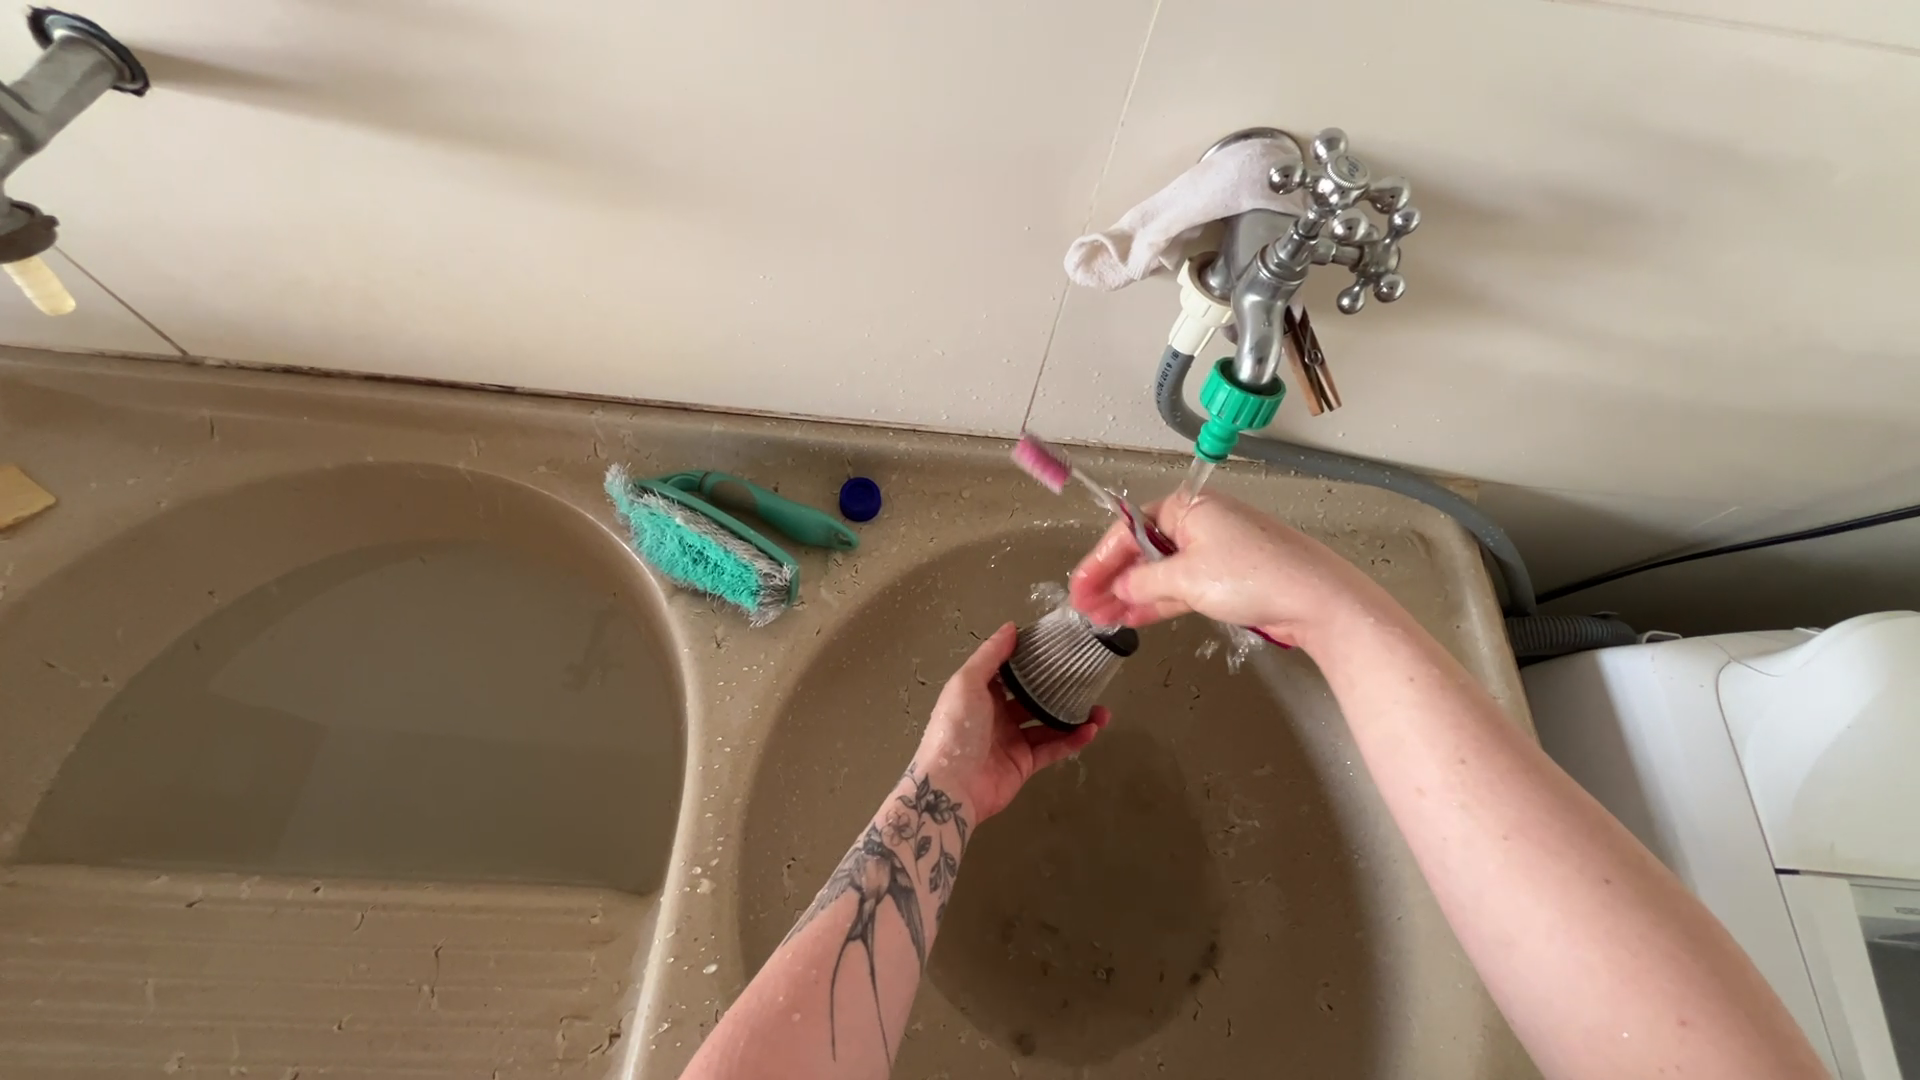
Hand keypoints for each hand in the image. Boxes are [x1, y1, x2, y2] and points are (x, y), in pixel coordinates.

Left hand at [914, 623, 1109, 822]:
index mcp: (981, 693)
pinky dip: (1073, 740)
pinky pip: (1053, 748)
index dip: (1032, 660)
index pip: (1010, 672)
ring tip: (1101, 711)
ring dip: (1074, 717)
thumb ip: (990, 655)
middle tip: (1087, 681)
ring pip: (1049, 724)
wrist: (951, 786)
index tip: (1059, 649)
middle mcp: (997, 714)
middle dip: (1059, 691)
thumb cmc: (956, 727)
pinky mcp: (1025, 764)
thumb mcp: (967, 682)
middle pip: (1033, 698)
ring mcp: (1013, 740)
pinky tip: (1092, 730)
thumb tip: (1012, 627)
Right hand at [1068, 490, 1387, 646]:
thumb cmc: (1255, 575)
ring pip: (1159, 573)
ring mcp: (1214, 551)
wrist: (1319, 600)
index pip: (1128, 531)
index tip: (1079, 587)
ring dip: (1130, 595)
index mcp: (1187, 508)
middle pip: (1142, 551)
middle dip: (1111, 580)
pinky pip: (1180, 587)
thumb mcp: (1186, 578)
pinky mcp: (1227, 577)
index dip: (1099, 561)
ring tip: (1102, 617)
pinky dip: (1156, 602)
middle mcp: (1199, 524)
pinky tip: (1132, 618)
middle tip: (1085, 605)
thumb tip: (1119, 587)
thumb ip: (1143, 582)